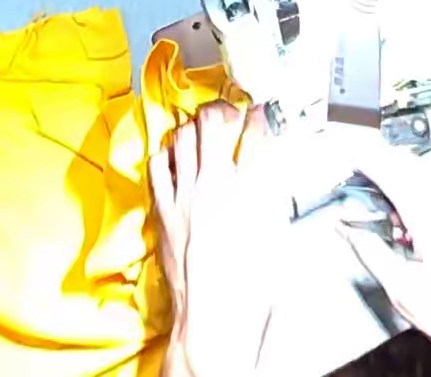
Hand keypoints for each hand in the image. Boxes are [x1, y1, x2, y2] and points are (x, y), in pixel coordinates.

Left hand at [151, 101, 282, 376]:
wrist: (212, 320)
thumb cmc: (248, 284)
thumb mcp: (273, 228)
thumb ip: (270, 189)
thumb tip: (266, 164)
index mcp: (248, 189)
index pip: (254, 134)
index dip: (256, 116)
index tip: (256, 111)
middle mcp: (212, 186)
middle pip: (210, 125)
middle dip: (219, 110)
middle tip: (224, 112)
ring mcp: (183, 197)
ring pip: (181, 139)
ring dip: (192, 128)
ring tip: (198, 129)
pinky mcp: (163, 212)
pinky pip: (157, 168)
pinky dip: (166, 155)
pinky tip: (172, 158)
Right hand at [338, 145, 430, 376]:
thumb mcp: (406, 293)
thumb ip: (370, 251)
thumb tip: (349, 230)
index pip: (387, 166)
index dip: (364, 159)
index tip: (353, 157)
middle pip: (411, 164)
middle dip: (389, 177)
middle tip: (379, 205)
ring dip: (417, 189)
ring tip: (414, 231)